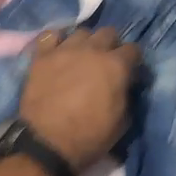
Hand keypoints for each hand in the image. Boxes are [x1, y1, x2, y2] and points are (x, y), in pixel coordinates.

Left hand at [19, 28, 140, 168]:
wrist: (47, 143)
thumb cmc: (90, 137)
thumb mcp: (123, 122)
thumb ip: (127, 96)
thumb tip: (125, 86)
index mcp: (116, 66)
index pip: (133, 49)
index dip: (133, 61)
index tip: (130, 71)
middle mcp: (92, 50)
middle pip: (108, 33)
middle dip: (111, 45)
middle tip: (106, 62)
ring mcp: (65, 50)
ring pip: (81, 32)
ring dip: (86, 43)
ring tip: (81, 57)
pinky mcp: (41, 56)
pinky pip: (50, 36)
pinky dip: (56, 41)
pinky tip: (58, 51)